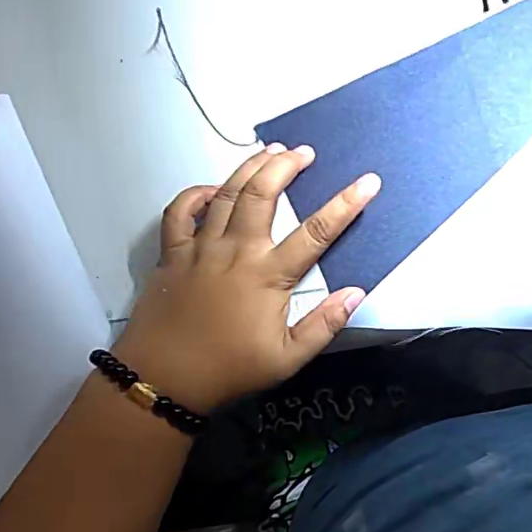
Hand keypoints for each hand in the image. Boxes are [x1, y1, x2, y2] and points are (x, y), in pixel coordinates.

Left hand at [111, 144, 377, 412]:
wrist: (163, 379)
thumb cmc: (230, 370)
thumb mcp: (288, 358)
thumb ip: (325, 324)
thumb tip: (357, 293)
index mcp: (268, 275)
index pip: (317, 232)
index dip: (346, 204)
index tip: (367, 183)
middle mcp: (236, 252)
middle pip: (262, 194)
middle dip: (286, 166)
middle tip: (304, 152)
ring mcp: (200, 249)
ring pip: (226, 194)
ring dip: (249, 168)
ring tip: (269, 151)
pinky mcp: (172, 255)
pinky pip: (180, 212)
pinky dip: (196, 194)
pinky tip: (212, 188)